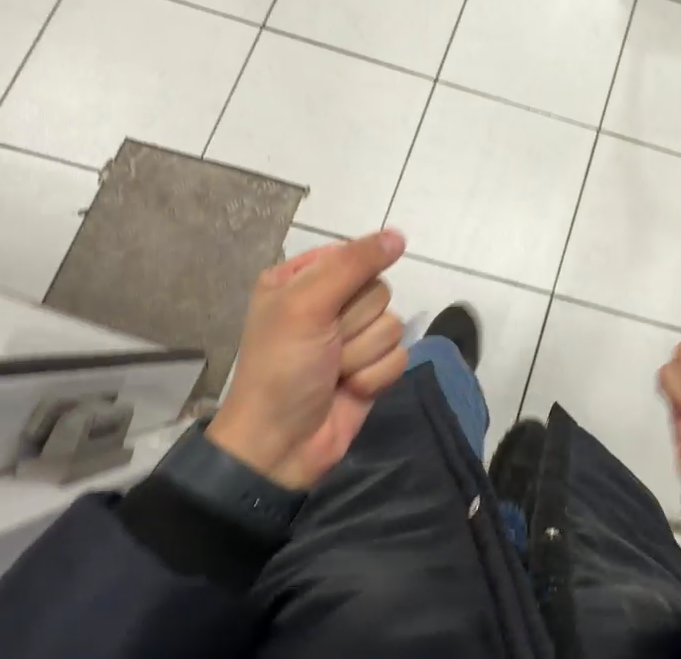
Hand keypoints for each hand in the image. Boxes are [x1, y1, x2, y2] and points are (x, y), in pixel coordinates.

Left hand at [207, 230, 409, 489]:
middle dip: (356, 323)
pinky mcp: (372, 366)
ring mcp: (352, 337)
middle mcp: (328, 303)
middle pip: (380, 290)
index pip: (354, 255)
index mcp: (301, 279)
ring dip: (364, 354)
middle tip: (326, 346)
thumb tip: (398, 235)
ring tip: (335, 372)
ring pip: (393, 324)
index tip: (328, 303)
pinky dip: (376, 375)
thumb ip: (354, 264)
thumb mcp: (306, 305)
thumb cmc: (282, 369)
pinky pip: (400, 355)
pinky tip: (350, 389)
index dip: (349, 280)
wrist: (280, 445)